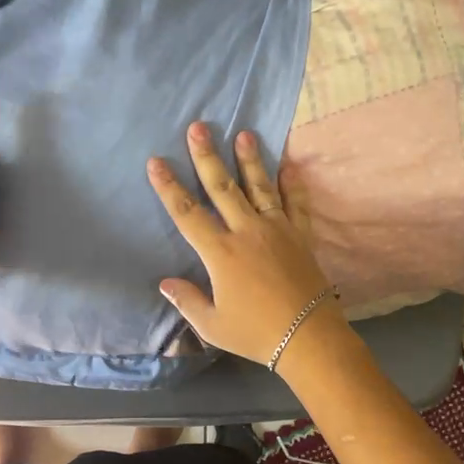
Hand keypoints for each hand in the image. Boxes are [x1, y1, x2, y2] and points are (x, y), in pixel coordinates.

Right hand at [148, 123, 345, 366]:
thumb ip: (187, 301)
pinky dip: (292, 184)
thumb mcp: (212, 325)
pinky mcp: (301, 236)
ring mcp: (277, 230)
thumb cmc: (255, 334)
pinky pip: (296, 203)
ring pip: (259, 187)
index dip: (169, 187)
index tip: (156, 162)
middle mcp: (247, 232)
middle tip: (198, 127)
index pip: (187, 214)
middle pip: (222, 187)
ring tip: (244, 134)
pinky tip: (289, 166)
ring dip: (250, 159)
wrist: (308, 336)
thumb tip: (166, 283)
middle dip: (207, 156)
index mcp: (220, 254)